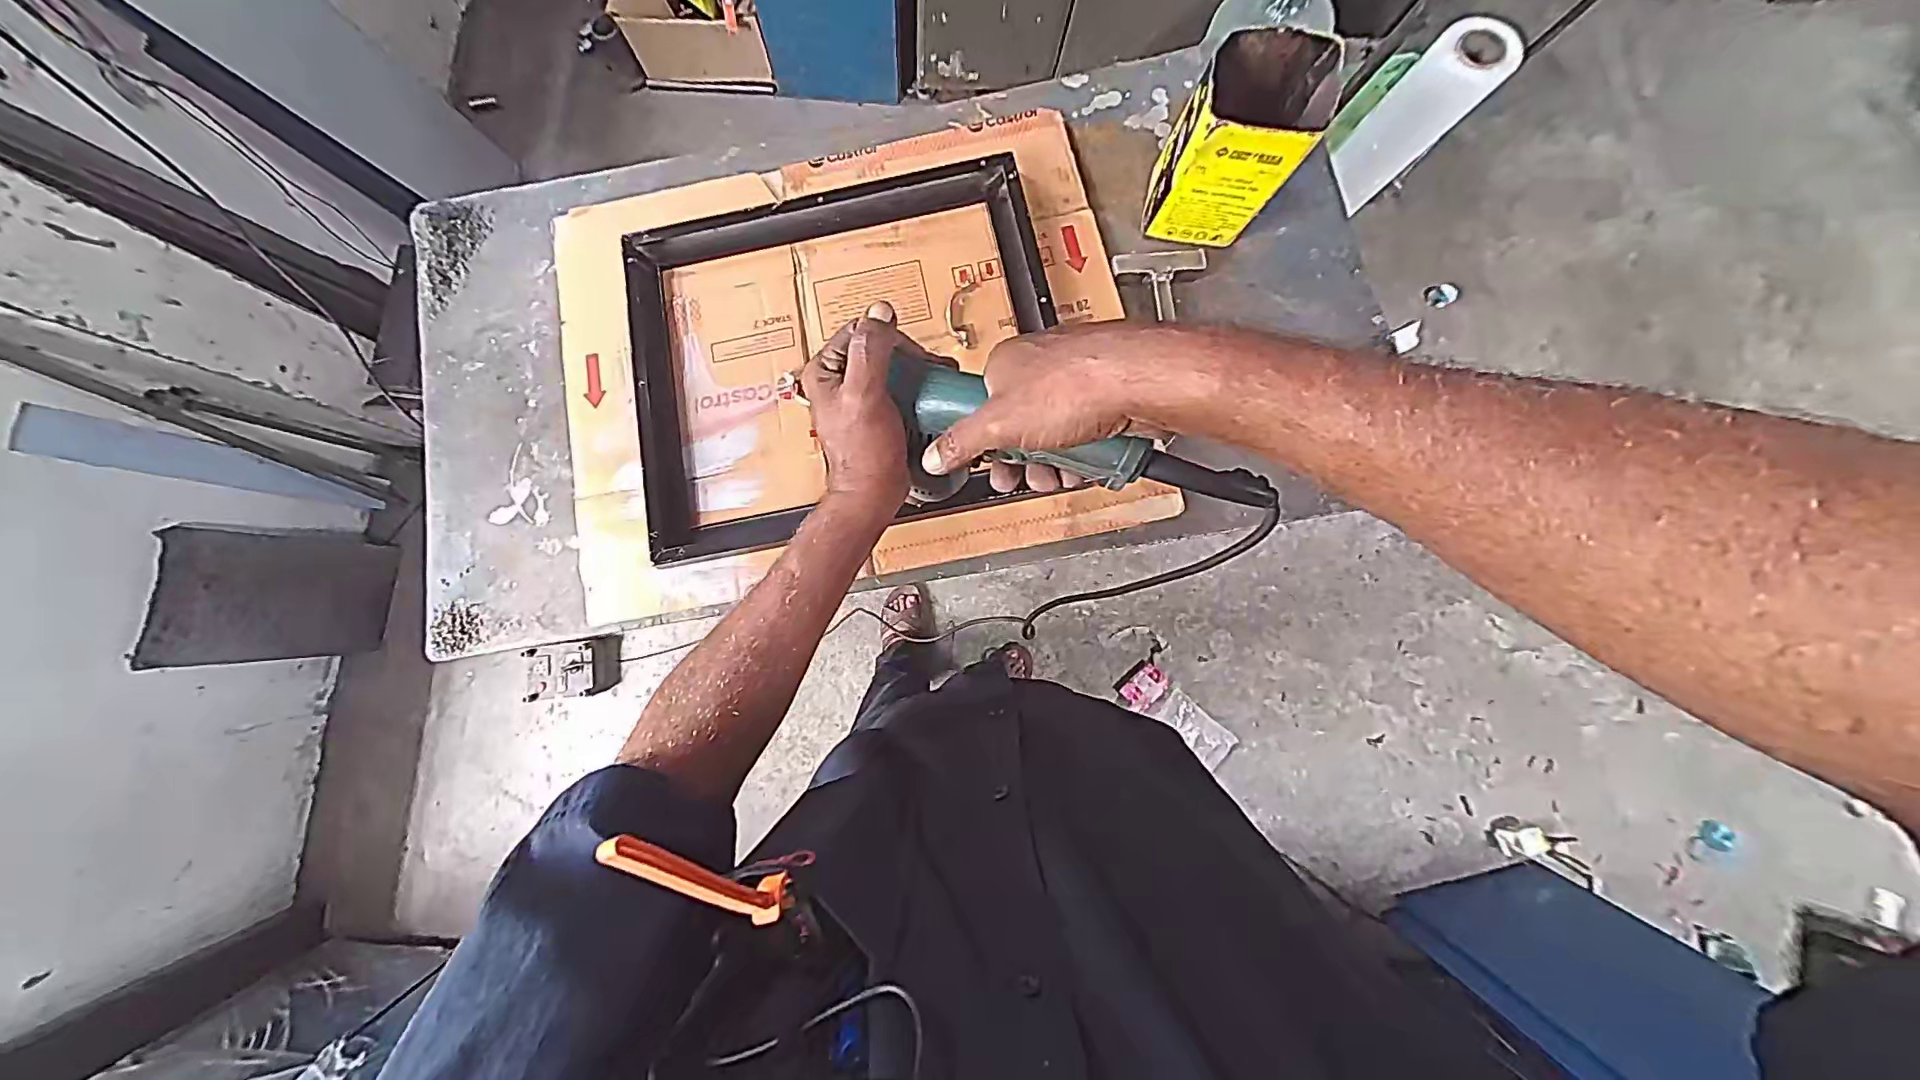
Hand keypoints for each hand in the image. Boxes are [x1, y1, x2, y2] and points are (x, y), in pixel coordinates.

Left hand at [802, 302, 923, 509]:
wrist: (873, 493)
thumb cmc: (863, 455)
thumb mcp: (864, 394)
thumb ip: (870, 351)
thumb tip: (879, 314)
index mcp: (823, 371)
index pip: (860, 330)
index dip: (889, 338)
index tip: (910, 354)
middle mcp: (837, 382)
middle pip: (878, 347)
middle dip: (907, 356)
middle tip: (926, 369)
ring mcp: (857, 398)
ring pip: (891, 367)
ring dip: (915, 371)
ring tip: (933, 382)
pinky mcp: (876, 413)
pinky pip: (898, 389)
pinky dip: (915, 389)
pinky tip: (927, 398)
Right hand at [923, 322, 1182, 489]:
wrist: (1143, 383)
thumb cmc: (1080, 384)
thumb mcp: (1001, 424)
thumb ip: (962, 442)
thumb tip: (933, 456)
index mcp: (1005, 364)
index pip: (976, 406)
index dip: (978, 441)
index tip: (981, 461)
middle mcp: (1039, 369)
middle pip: (1015, 428)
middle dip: (1019, 461)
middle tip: (1020, 477)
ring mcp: (1072, 386)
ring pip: (1050, 437)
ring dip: (1050, 464)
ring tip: (1057, 475)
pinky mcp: (1101, 403)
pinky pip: (1080, 437)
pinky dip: (1079, 457)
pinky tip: (1082, 466)